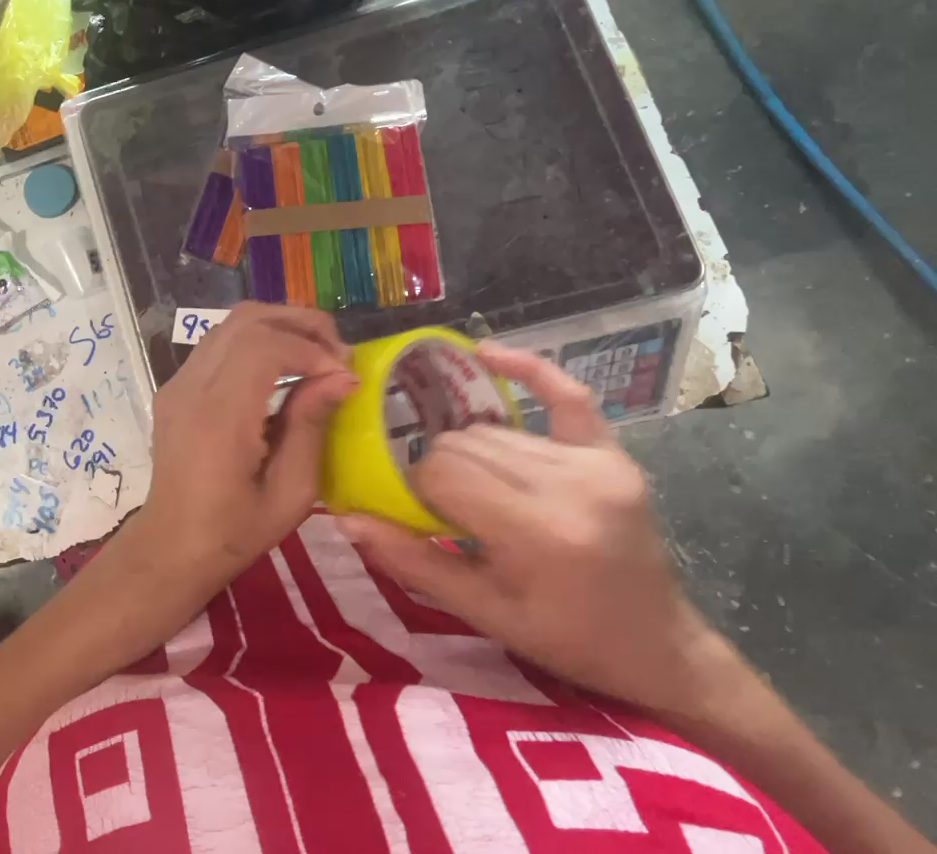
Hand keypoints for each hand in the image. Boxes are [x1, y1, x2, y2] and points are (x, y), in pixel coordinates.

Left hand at [131, 303, 355, 579]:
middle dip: (297, 323)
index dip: (309, 347)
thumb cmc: (234, 532)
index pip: (261, 345)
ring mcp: (175, 386)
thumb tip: (342, 376)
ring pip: (227, 326)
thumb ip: (311, 426)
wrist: (172, 546)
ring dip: (276, 328)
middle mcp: (189, 389)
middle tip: (338, 351)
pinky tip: (284, 370)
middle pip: (243, 320)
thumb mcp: (290, 492)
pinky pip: (215, 347)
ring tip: (317, 356)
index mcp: (217, 417)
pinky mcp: (173, 390)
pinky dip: (254, 344)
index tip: (344, 374)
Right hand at [340, 343, 728, 714]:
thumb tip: (345, 517)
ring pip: (492, 429)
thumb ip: (411, 560)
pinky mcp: (614, 455)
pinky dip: (528, 371)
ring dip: (467, 449)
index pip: (442, 473)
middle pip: (462, 445)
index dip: (417, 490)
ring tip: (474, 487)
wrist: (655, 646)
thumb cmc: (562, 637)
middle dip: (438, 470)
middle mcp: (571, 487)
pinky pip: (567, 396)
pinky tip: (485, 354)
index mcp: (539, 532)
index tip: (422, 519)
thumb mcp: (480, 612)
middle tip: (447, 510)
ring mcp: (598, 465)